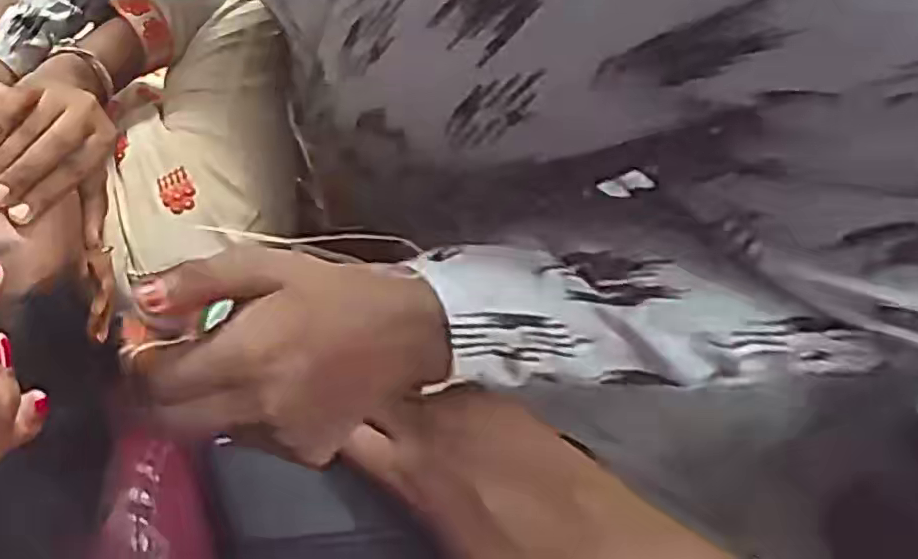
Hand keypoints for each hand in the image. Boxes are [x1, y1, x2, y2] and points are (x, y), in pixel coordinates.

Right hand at [0, 54, 117, 222]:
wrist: (75, 84)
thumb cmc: (80, 139)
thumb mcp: (92, 169)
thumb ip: (92, 206)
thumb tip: (93, 248)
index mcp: (102, 138)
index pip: (75, 169)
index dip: (46, 193)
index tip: (18, 217)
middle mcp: (85, 112)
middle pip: (53, 146)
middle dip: (22, 174)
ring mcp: (58, 94)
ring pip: (30, 127)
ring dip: (3, 157)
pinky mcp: (34, 83)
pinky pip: (15, 102)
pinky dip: (0, 123)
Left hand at [126, 245, 450, 466]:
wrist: (402, 333)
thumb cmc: (323, 290)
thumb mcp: (259, 265)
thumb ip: (196, 281)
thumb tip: (143, 297)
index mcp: (245, 357)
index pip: (160, 382)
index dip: (135, 364)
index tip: (134, 342)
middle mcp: (259, 408)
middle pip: (172, 421)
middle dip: (148, 394)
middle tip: (150, 360)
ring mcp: (283, 439)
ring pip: (205, 431)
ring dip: (190, 401)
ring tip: (208, 358)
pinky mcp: (304, 455)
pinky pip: (244, 438)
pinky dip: (230, 412)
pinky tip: (250, 379)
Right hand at [342, 392, 733, 558]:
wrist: (615, 550)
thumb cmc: (523, 558)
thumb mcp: (448, 537)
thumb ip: (404, 487)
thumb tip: (375, 464)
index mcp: (410, 468)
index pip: (340, 428)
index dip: (316, 416)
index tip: (302, 410)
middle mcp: (426, 421)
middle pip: (363, 388)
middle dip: (338, 382)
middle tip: (319, 379)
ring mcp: (459, 399)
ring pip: (399, 378)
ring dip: (382, 380)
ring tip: (368, 377)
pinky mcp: (490, 393)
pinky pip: (439, 380)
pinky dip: (426, 386)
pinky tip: (430, 395)